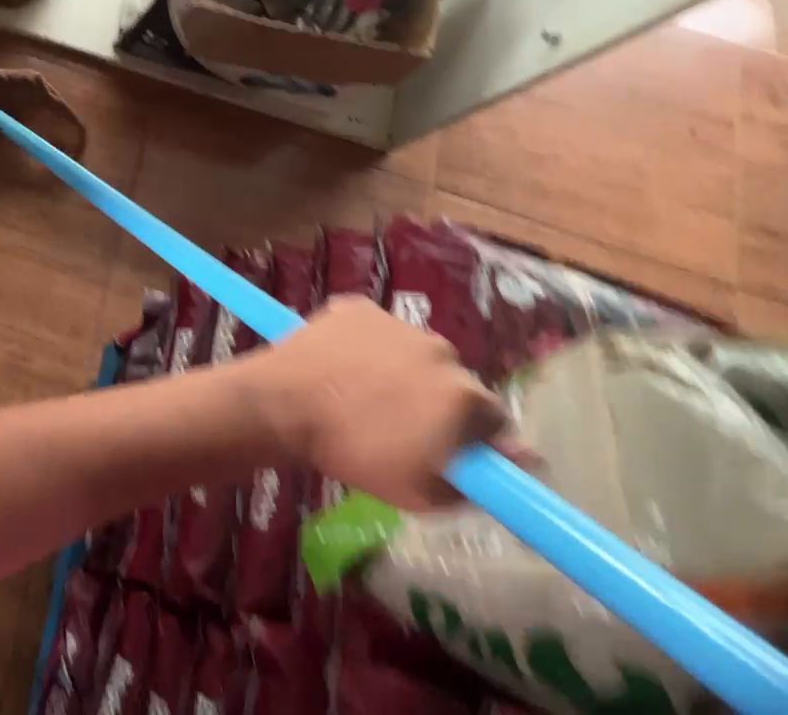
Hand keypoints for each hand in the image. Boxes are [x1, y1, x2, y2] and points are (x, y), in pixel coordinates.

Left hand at [254, 296, 533, 510]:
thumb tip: (523, 461)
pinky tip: (338, 362)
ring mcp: (395, 324)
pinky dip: (361, 341)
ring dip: (397, 367)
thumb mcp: (423, 493)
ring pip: (412, 351)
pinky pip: (370, 327)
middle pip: (451, 380)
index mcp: (467, 396)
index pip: (492, 418)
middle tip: (388, 418)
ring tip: (356, 389)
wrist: (278, 407)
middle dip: (432, 399)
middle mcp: (441, 351)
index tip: (440, 444)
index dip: (469, 435)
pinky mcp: (356, 307)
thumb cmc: (350, 455)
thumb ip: (479, 482)